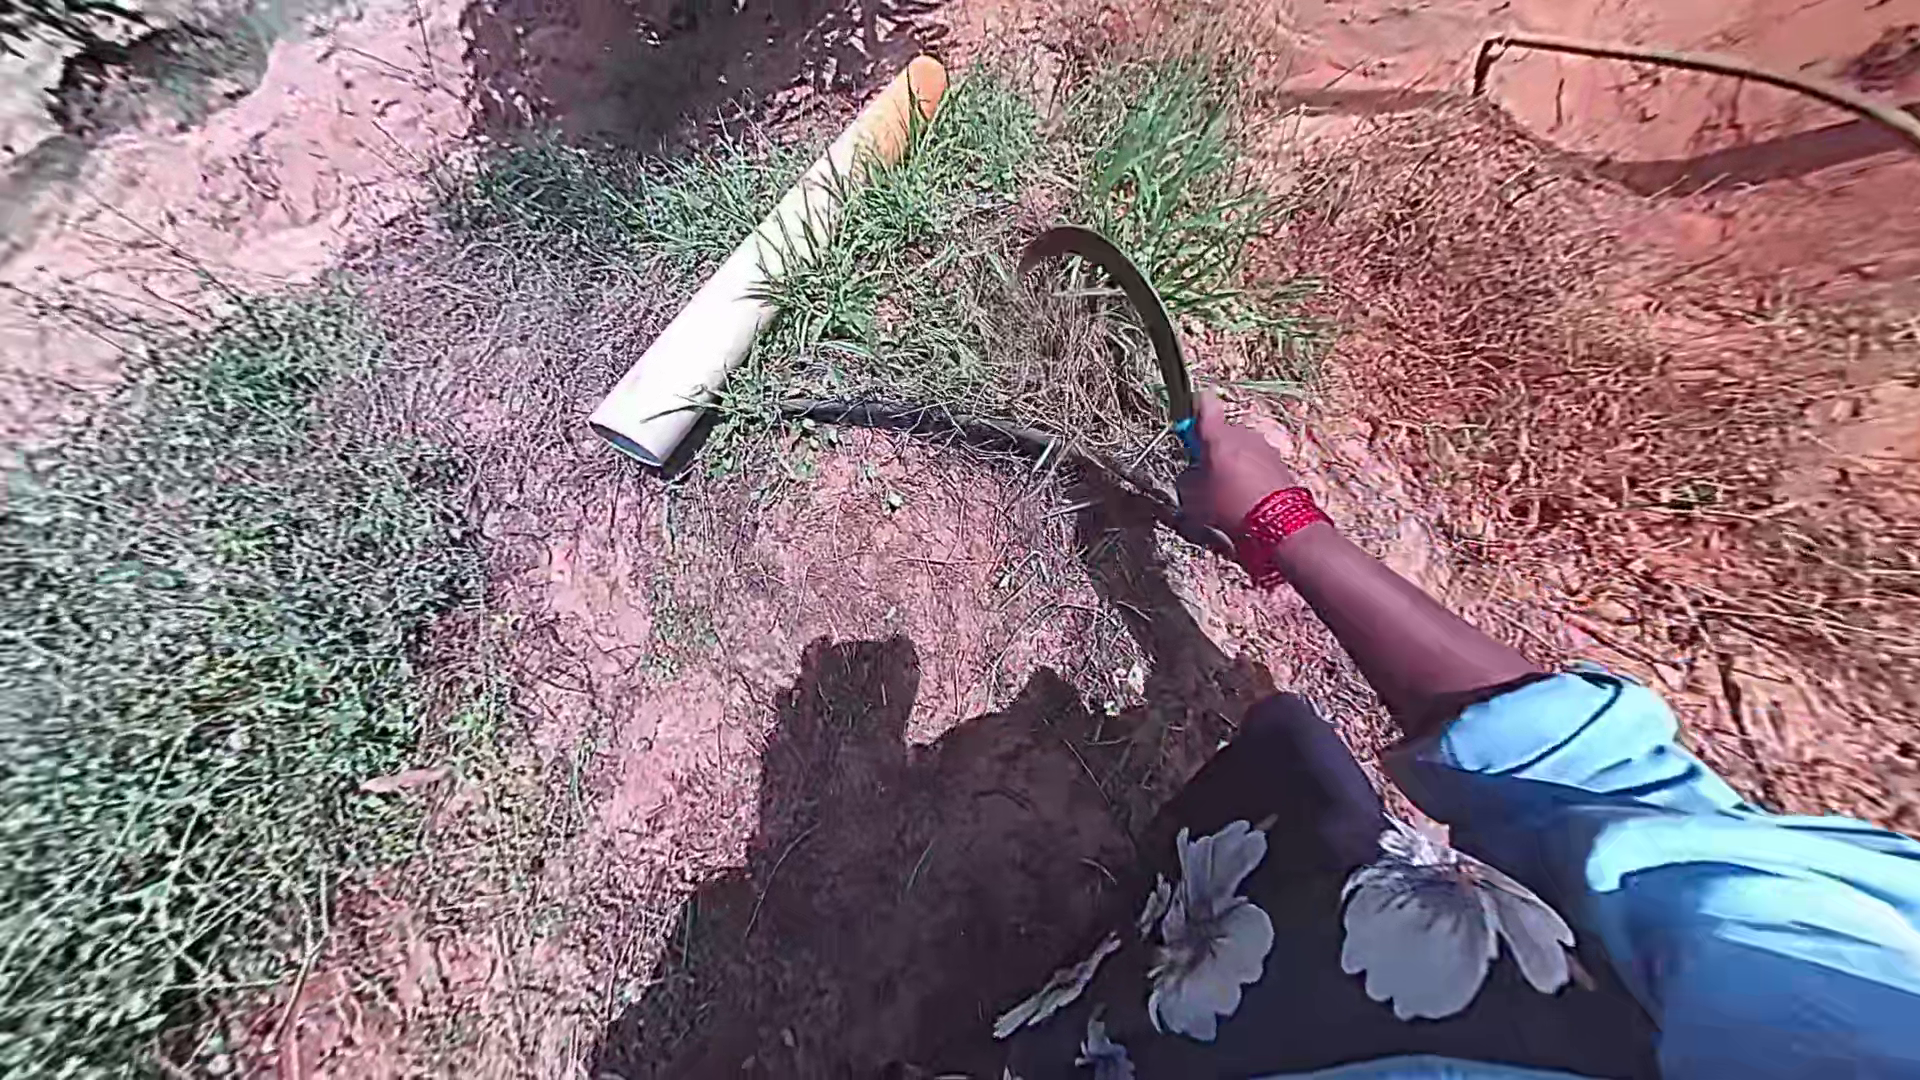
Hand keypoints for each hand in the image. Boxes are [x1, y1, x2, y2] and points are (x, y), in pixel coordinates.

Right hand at [1176, 393, 1300, 533]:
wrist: (1276, 522)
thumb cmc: (1227, 506)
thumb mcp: (1191, 497)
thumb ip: (1187, 479)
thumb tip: (1191, 475)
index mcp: (1218, 437)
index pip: (1205, 407)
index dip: (1195, 408)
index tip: (1190, 421)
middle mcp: (1243, 435)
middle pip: (1222, 433)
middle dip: (1213, 449)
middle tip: (1204, 473)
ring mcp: (1264, 447)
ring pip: (1240, 448)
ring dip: (1232, 463)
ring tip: (1226, 490)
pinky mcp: (1279, 463)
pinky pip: (1256, 463)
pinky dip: (1249, 475)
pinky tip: (1245, 497)